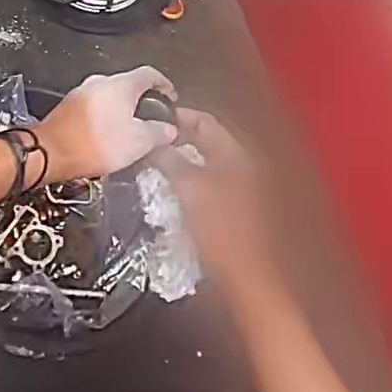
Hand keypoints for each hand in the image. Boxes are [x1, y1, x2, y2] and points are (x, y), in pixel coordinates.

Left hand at [35, 67, 179, 181]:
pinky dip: (106, 116)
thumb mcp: (138, 142)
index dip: (164, 84)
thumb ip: (158, 132)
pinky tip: (109, 135)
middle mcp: (100, 82)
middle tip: (153, 118)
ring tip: (132, 130)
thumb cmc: (97, 143)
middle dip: (143, 100)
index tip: (171, 97)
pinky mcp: (69, 107)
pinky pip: (95, 106)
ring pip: (110, 96)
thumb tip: (169, 129)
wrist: (50, 153)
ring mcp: (81, 92)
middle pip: (129, 85)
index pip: (149, 74)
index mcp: (120, 84)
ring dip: (123, 110)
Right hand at [151, 109, 280, 288]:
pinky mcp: (231, 204)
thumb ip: (169, 159)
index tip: (149, 119)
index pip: (204, 120)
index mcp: (235, 153)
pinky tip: (169, 184)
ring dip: (179, 157)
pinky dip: (187, 175)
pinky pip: (205, 178)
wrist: (244, 274)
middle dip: (175, 137)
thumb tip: (152, 142)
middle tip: (147, 139)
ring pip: (203, 159)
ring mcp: (238, 184)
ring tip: (153, 160)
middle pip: (204, 138)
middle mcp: (240, 163)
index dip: (176, 116)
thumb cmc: (219, 228)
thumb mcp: (188, 188)